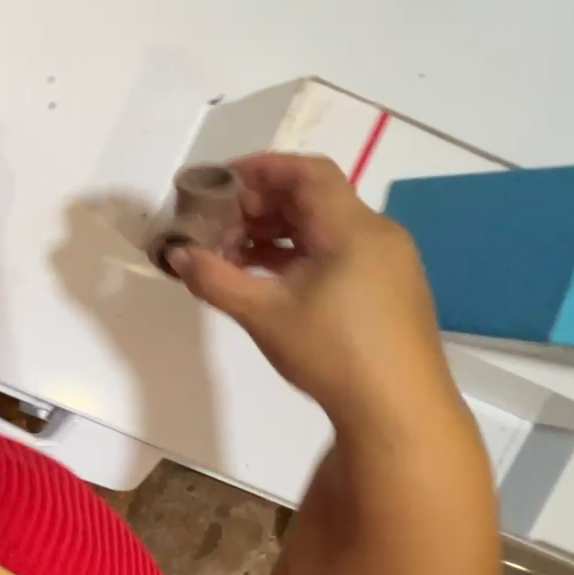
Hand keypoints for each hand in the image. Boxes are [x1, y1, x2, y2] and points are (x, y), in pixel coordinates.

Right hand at [166, 153, 459, 431]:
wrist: (397, 406)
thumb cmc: (331, 351)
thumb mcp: (260, 313)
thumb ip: (213, 278)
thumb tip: (176, 254)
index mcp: (352, 230)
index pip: (307, 173)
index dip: (261, 167)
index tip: (217, 180)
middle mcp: (374, 235)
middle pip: (311, 197)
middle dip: (256, 203)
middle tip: (211, 223)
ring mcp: (382, 261)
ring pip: (318, 226)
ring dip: (269, 230)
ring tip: (226, 253)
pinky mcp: (380, 285)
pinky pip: (330, 250)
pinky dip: (290, 252)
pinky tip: (258, 276)